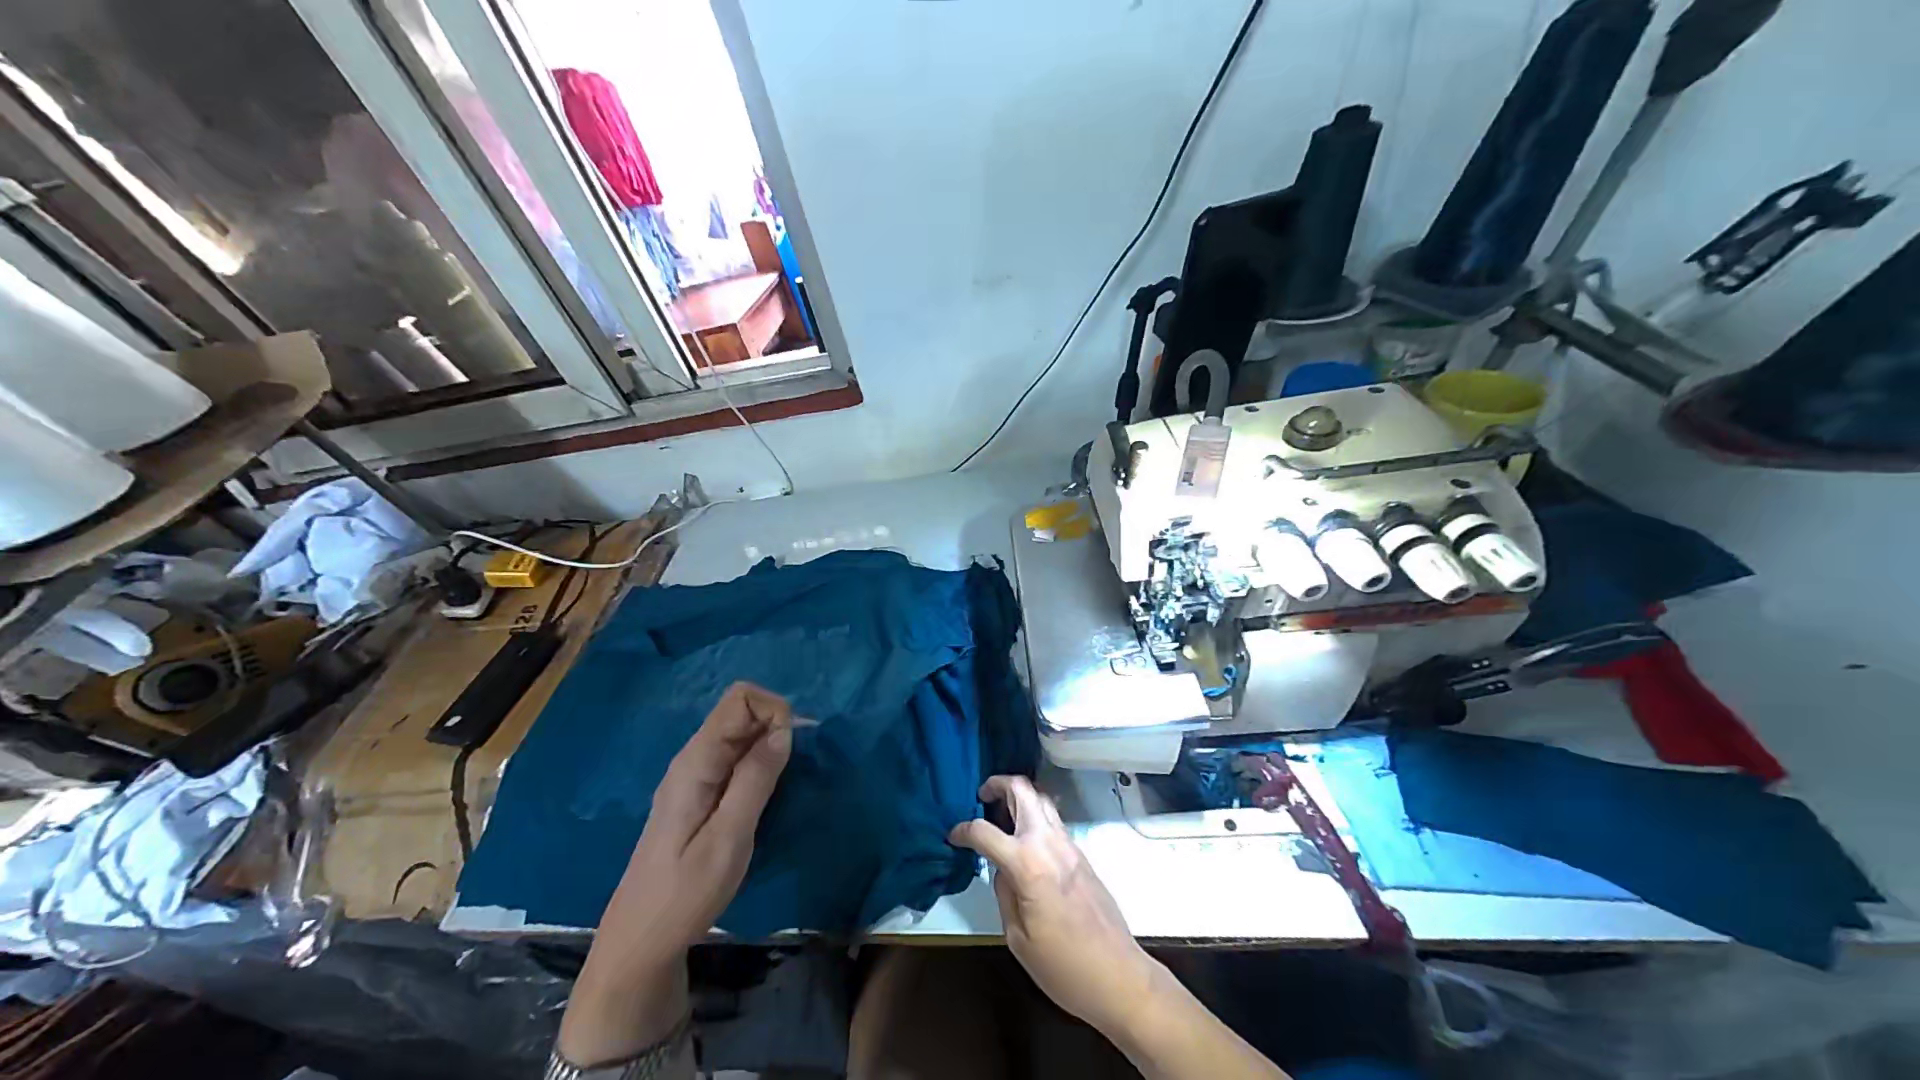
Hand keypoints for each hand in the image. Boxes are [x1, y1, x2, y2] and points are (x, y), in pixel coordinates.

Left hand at [559, 682, 793, 1064]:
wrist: (640, 943)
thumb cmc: (685, 894)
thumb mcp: (729, 839)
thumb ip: (755, 780)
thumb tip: (784, 729)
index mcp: (696, 762)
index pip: (739, 699)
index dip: (774, 711)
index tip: (791, 750)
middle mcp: (692, 759)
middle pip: (740, 711)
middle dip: (775, 725)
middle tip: (794, 770)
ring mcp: (694, 776)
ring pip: (739, 733)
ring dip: (769, 744)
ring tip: (785, 783)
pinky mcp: (699, 794)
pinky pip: (734, 757)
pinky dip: (759, 762)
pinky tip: (767, 794)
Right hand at [949, 775, 1158, 1034]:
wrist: (1118, 976)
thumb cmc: (1063, 966)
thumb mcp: (1018, 937)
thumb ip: (1004, 893)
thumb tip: (1001, 870)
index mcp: (1028, 864)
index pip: (985, 832)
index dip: (963, 831)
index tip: (953, 836)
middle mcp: (1049, 843)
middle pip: (1023, 791)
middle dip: (998, 785)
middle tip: (982, 796)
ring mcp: (1069, 846)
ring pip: (1042, 800)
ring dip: (1020, 798)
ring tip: (1002, 813)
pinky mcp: (1082, 855)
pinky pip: (1054, 821)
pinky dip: (1035, 816)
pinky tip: (1024, 839)